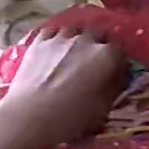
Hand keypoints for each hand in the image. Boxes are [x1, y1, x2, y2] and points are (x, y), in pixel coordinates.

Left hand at [0, 29, 124, 148]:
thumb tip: (114, 77)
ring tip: (71, 52)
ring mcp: (60, 37)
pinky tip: (52, 49)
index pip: (119, 51)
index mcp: (106, 56)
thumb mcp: (101, 109)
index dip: (116, 61)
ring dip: (76, 39)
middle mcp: (86, 40)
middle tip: (92, 61)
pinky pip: (51, 32)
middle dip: (98, 44)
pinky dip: (55, 38)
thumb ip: (112, 88)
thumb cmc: (70, 118)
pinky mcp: (39, 41)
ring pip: (74, 30)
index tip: (112, 71)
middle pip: (98, 34)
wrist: (29, 115)